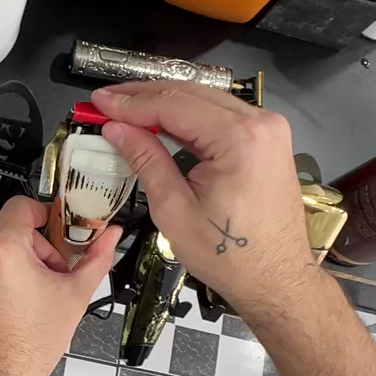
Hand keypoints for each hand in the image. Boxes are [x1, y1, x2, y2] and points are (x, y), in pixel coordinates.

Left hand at [0, 195, 120, 375]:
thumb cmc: (28, 345)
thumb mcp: (74, 296)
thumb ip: (96, 258)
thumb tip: (110, 236)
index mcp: (3, 249)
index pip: (23, 205)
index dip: (45, 214)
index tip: (56, 229)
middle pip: (11, 228)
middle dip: (36, 246)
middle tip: (52, 272)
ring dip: (17, 258)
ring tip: (33, 289)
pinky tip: (14, 297)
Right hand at [91, 83, 323, 328]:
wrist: (276, 280)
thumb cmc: (228, 256)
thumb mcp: (174, 210)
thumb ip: (145, 160)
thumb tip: (116, 129)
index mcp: (239, 139)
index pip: (174, 105)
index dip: (131, 103)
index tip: (99, 102)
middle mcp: (261, 124)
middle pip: (191, 94)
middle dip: (145, 96)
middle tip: (106, 101)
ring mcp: (269, 130)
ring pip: (206, 101)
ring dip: (165, 103)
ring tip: (126, 109)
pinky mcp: (268, 141)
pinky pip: (222, 116)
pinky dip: (189, 117)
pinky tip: (161, 121)